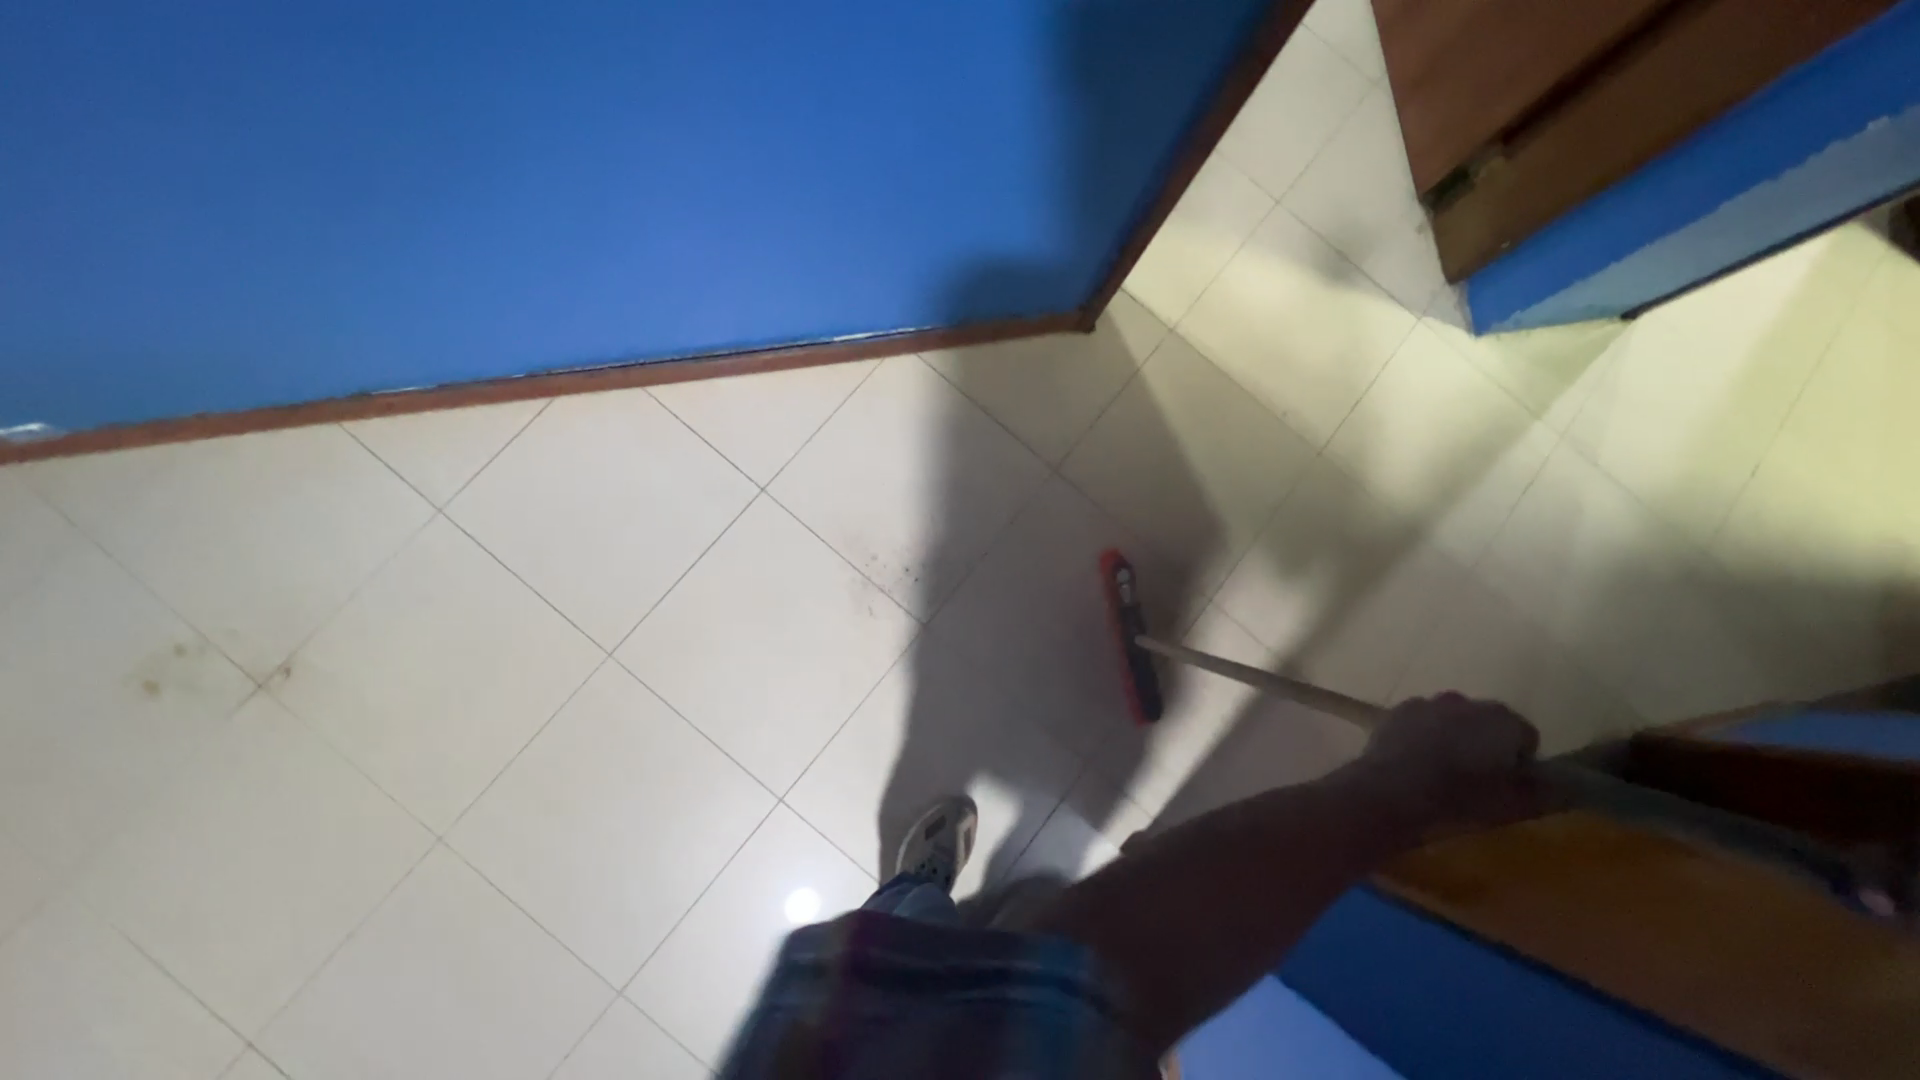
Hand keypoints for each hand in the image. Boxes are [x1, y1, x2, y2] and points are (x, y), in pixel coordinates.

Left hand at [1358, 691, 1543, 831]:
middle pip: (1486, 722)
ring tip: (1442, 768)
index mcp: (1503, 719)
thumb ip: (1541, 792)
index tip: (1509, 782)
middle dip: (1485, 743)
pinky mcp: (1397, 710)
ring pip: (1451, 718)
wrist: (1393, 789)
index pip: (1525, 736)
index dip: (1520, 760)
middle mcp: (1466, 701)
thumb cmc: (1460, 797)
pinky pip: (1421, 721)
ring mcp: (1428, 702)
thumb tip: (1561, 787)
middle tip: (1476, 776)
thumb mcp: (1512, 804)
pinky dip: (1422, 734)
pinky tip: (1415, 759)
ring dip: (1452, 735)